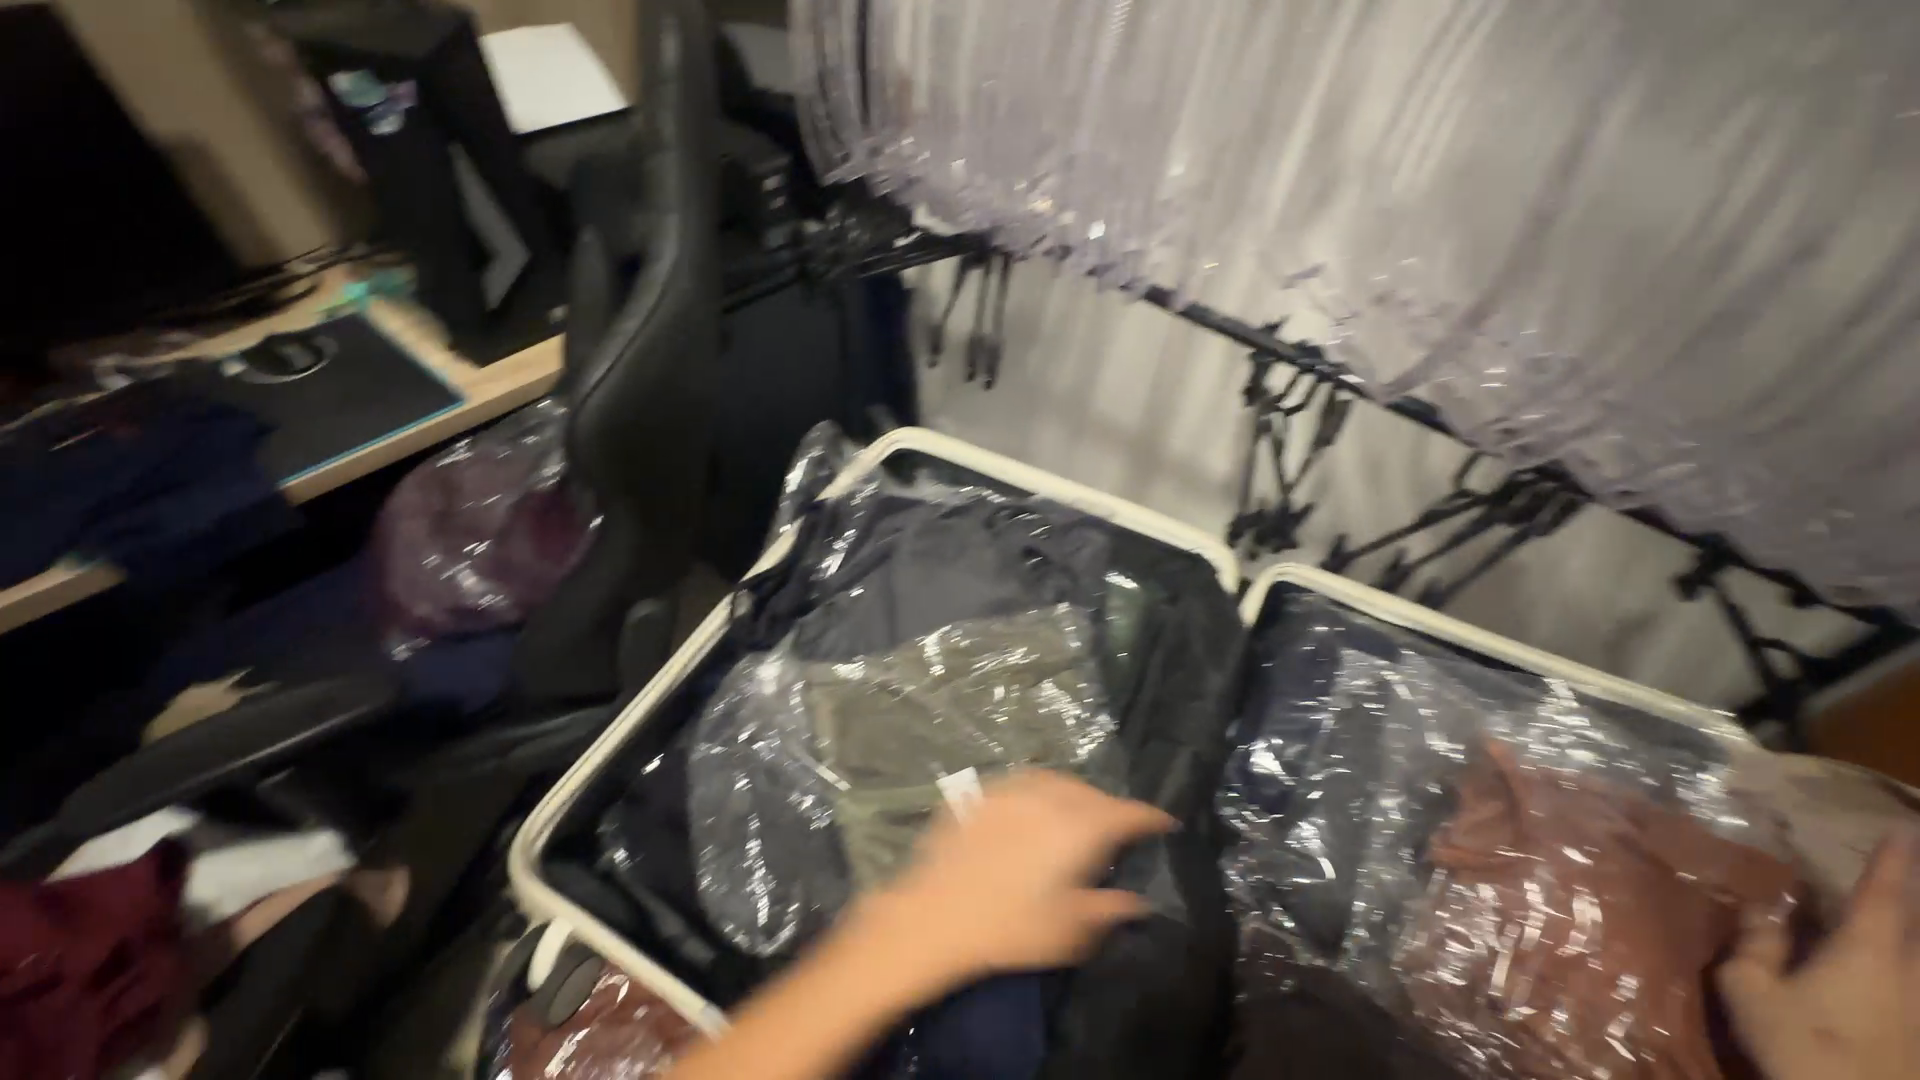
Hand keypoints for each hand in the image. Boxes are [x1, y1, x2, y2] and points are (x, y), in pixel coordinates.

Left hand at [842, 770, 1175, 993]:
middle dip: (1111, 807)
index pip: (1127, 813)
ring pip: (1057, 781)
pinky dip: (1040, 791)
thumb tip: (1137, 900)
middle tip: (1118, 830)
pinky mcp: (981, 794)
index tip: (1163, 823)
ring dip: (1075, 794)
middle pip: (1092, 793)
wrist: (934, 915)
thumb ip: (1110, 909)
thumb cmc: (1008, 928)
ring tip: (1079, 815)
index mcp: (1078, 828)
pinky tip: (1035, 809)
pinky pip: (1023, 782)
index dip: (1150, 818)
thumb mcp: (1070, 930)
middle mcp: (1049, 798)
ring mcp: (1011, 790)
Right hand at [1718, 828, 1919, 1079]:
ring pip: (1917, 955)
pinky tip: (1881, 968)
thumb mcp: (1750, 989)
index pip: (1881, 896)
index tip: (1901, 830)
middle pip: (1914, 926)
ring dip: (1905, 931)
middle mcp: (1908, 973)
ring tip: (1885, 918)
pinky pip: (1912, 982)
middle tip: (1901, 870)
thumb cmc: (1799, 1043)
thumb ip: (1757, 945)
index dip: (1889, 862)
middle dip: (1905, 896)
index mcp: (1865, 952)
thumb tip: (1764, 909)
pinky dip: (1901, 961)